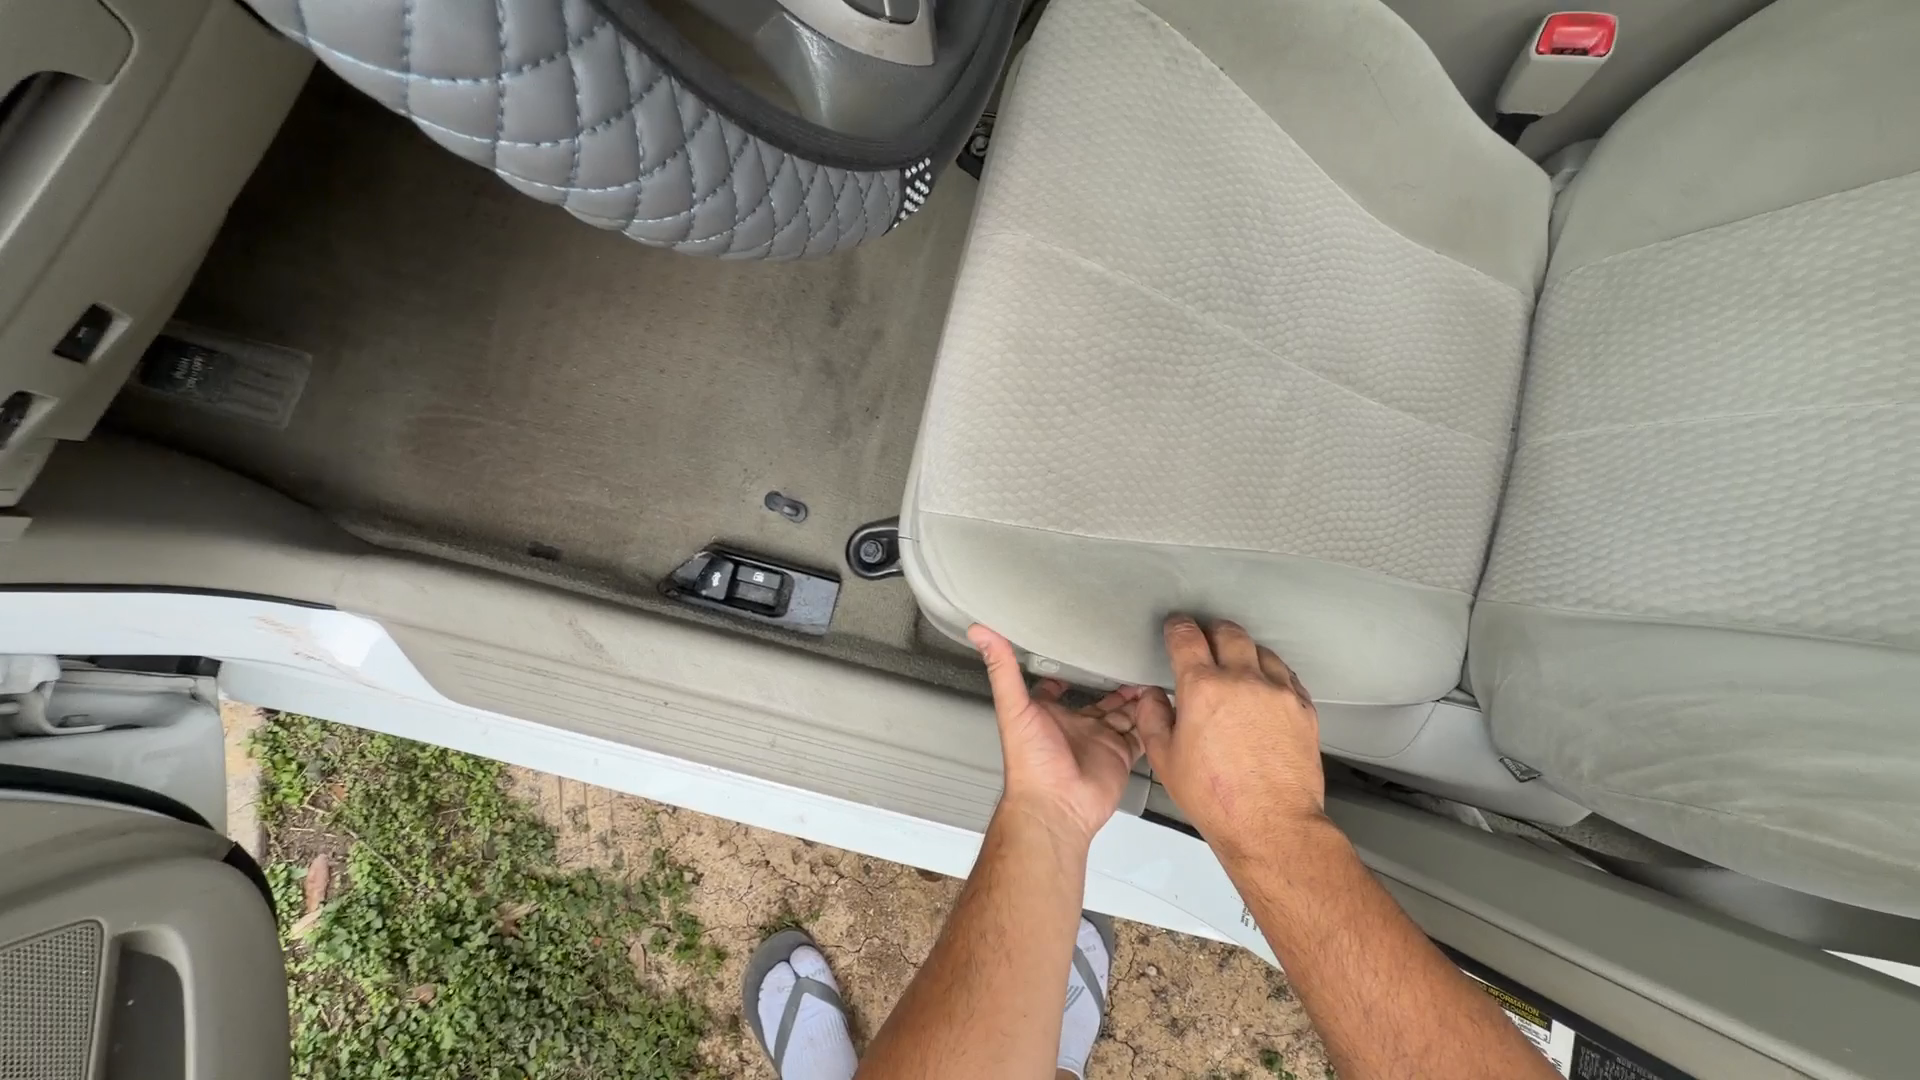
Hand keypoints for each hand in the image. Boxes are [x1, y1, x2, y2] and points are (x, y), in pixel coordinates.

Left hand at [969, 626, 1146, 846]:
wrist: (1056, 806)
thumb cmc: (1030, 765)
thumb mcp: (1014, 707)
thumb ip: (1002, 668)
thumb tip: (980, 632)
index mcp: (1047, 714)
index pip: (1055, 687)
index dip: (1064, 670)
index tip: (1074, 650)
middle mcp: (1074, 727)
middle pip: (1096, 698)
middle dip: (1110, 681)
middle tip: (1125, 657)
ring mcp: (1099, 741)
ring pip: (1122, 713)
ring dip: (1134, 697)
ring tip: (1147, 672)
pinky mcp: (1120, 755)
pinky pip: (1139, 734)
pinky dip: (1150, 720)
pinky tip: (1160, 703)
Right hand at [1133, 617, 1324, 855]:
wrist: (1272, 824)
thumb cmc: (1216, 797)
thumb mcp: (1164, 759)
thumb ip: (1152, 718)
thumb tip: (1153, 696)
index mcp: (1202, 688)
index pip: (1187, 638)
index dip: (1178, 627)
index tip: (1176, 626)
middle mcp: (1242, 681)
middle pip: (1229, 633)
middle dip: (1213, 631)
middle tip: (1206, 638)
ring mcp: (1277, 693)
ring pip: (1261, 650)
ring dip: (1245, 651)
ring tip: (1237, 663)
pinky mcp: (1303, 709)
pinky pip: (1287, 676)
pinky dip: (1272, 673)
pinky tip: (1265, 686)